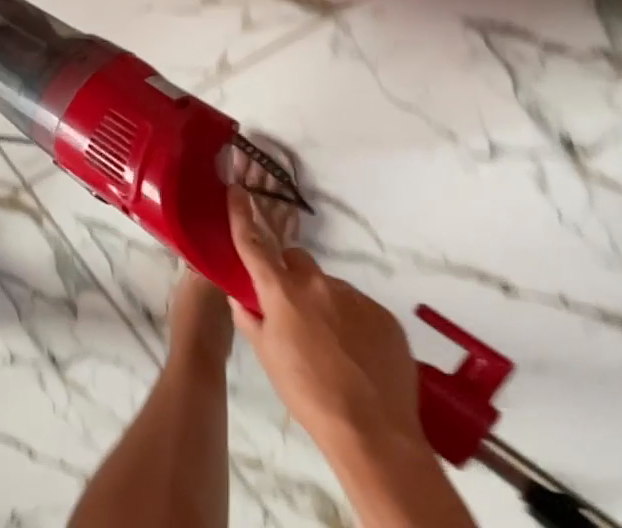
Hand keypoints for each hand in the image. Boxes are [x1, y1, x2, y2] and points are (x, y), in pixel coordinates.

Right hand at [226, 186, 422, 452]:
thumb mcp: (267, 355)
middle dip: (287, 274)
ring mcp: (356, 299)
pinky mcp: (384, 316)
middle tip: (287, 308)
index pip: (254, 244)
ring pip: (327, 287)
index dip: (241, 216)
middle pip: (296, 261)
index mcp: (282, 292)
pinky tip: (352, 353)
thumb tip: (244, 299)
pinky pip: (357, 307)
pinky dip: (349, 321)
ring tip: (327, 344)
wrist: (372, 430)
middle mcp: (319, 285)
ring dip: (320, 302)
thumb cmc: (306, 392)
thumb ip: (251, 319)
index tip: (236, 191)